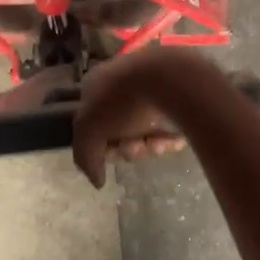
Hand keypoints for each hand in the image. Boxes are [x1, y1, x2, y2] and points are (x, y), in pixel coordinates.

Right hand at [72, 50, 220, 187]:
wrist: (169, 78)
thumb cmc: (122, 100)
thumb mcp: (89, 129)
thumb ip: (85, 156)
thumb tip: (96, 180)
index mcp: (95, 85)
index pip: (90, 123)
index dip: (97, 144)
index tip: (108, 154)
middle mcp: (120, 85)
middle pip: (118, 130)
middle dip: (127, 146)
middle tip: (136, 147)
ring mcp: (148, 89)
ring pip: (144, 131)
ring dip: (148, 145)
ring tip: (157, 144)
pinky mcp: (173, 97)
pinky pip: (166, 126)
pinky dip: (167, 137)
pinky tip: (172, 139)